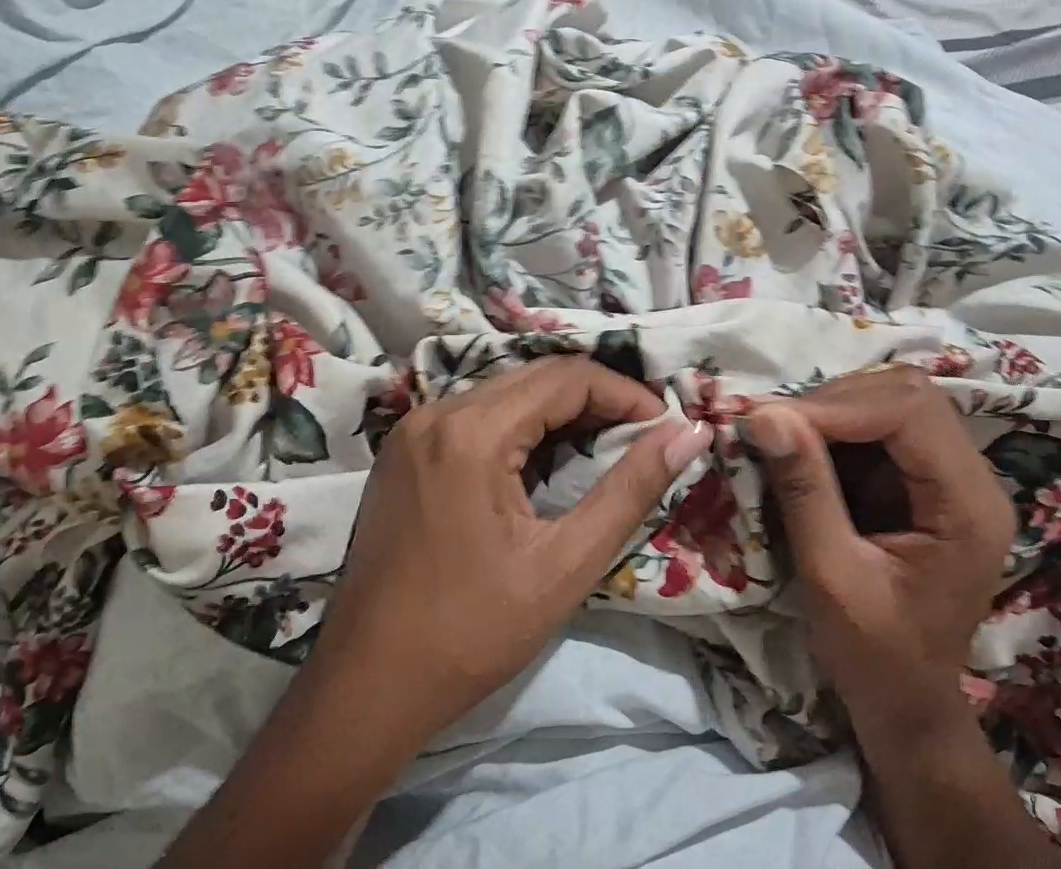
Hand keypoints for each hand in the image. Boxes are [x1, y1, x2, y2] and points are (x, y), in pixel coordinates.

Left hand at [312, 355, 712, 739]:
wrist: (370, 682)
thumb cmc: (472, 632)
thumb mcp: (564, 564)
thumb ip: (629, 490)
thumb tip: (689, 434)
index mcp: (469, 432)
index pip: (564, 378)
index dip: (625, 393)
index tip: (667, 426)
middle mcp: (433, 414)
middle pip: (531, 379)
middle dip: (595, 401)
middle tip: (643, 439)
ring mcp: (409, 434)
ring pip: (501, 396)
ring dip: (556, 415)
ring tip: (603, 454)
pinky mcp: (400, 457)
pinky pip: (470, 421)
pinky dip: (516, 432)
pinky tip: (542, 470)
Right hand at [740, 366, 1012, 718]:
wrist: (905, 700)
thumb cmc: (873, 653)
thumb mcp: (830, 575)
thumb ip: (804, 491)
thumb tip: (764, 414)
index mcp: (968, 505)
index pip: (910, 412)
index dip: (837, 405)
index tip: (768, 422)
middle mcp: (972, 479)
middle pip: (906, 394)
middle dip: (831, 402)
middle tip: (769, 428)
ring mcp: (949, 478)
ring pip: (890, 403)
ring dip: (828, 412)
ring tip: (776, 438)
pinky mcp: (921, 483)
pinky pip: (877, 430)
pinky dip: (831, 431)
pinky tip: (798, 453)